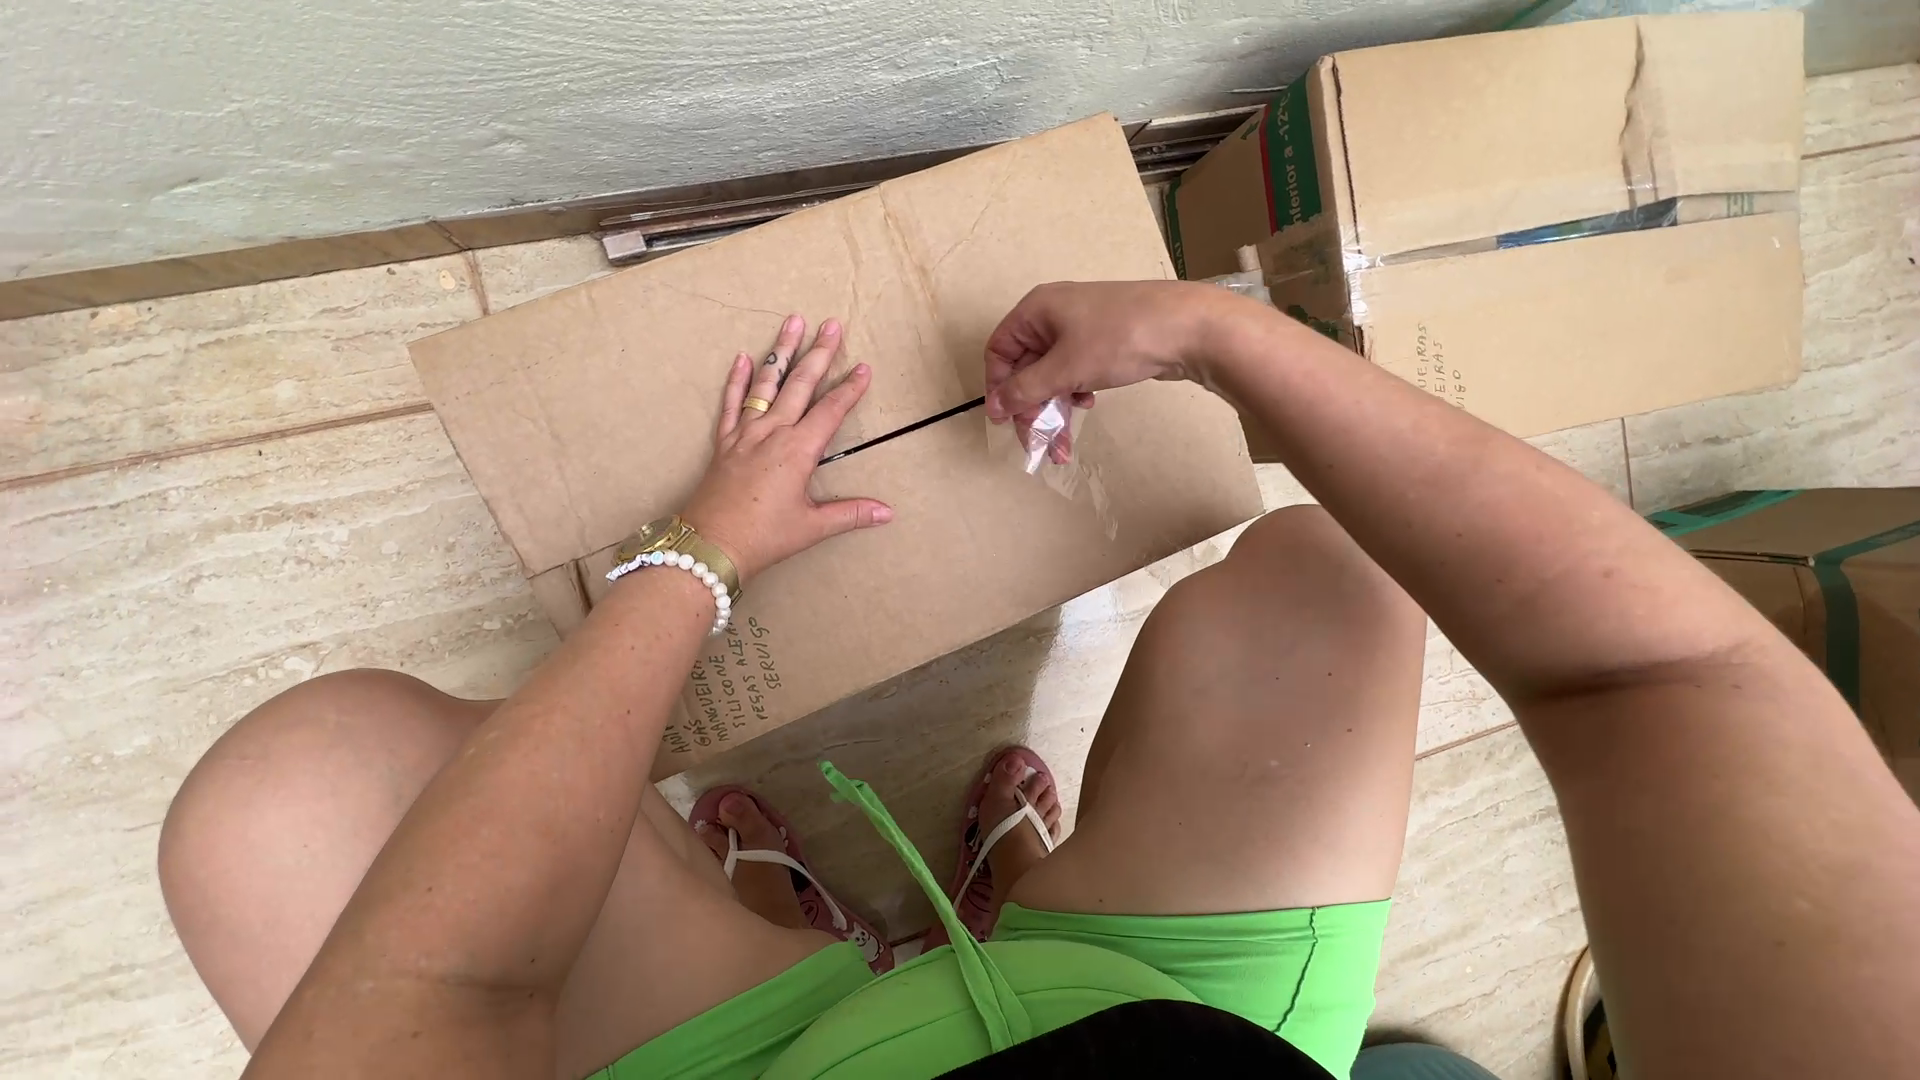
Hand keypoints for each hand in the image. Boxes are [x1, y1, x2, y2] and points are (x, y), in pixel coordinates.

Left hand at [681, 315, 892, 582]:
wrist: (710, 545)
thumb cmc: (763, 537)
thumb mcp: (812, 527)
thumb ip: (851, 514)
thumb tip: (888, 512)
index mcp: (798, 451)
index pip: (831, 410)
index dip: (849, 388)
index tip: (863, 367)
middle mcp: (772, 433)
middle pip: (800, 385)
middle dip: (818, 353)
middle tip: (831, 325)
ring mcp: (745, 434)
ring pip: (766, 384)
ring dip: (781, 352)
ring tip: (792, 323)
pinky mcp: (724, 443)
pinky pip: (731, 404)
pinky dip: (736, 380)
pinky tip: (742, 357)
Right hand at [983, 280, 1245, 440]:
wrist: (1189, 328)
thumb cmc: (1120, 339)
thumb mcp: (1066, 368)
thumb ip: (1026, 389)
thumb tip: (995, 406)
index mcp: (1037, 310)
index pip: (999, 350)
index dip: (998, 386)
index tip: (1005, 421)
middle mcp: (1054, 316)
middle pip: (1026, 368)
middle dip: (1032, 409)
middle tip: (1040, 444)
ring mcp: (1080, 329)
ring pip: (1052, 376)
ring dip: (1054, 411)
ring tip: (1063, 446)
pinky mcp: (1103, 344)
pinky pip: (1074, 373)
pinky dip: (1074, 395)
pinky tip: (1088, 405)